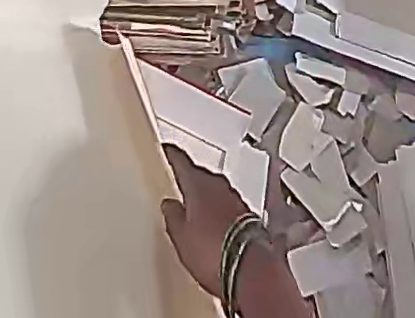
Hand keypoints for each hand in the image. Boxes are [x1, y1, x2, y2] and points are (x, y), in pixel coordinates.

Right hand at [160, 143, 252, 297]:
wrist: (247, 266)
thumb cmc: (214, 251)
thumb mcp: (182, 237)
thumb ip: (173, 216)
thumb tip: (169, 205)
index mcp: (199, 185)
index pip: (182, 162)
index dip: (173, 154)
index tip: (167, 149)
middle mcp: (218, 185)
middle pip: (200, 173)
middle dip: (188, 175)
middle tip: (177, 175)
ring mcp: (233, 197)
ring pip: (213, 187)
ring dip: (203, 192)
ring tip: (191, 203)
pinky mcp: (244, 211)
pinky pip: (225, 201)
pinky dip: (216, 205)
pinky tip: (211, 219)